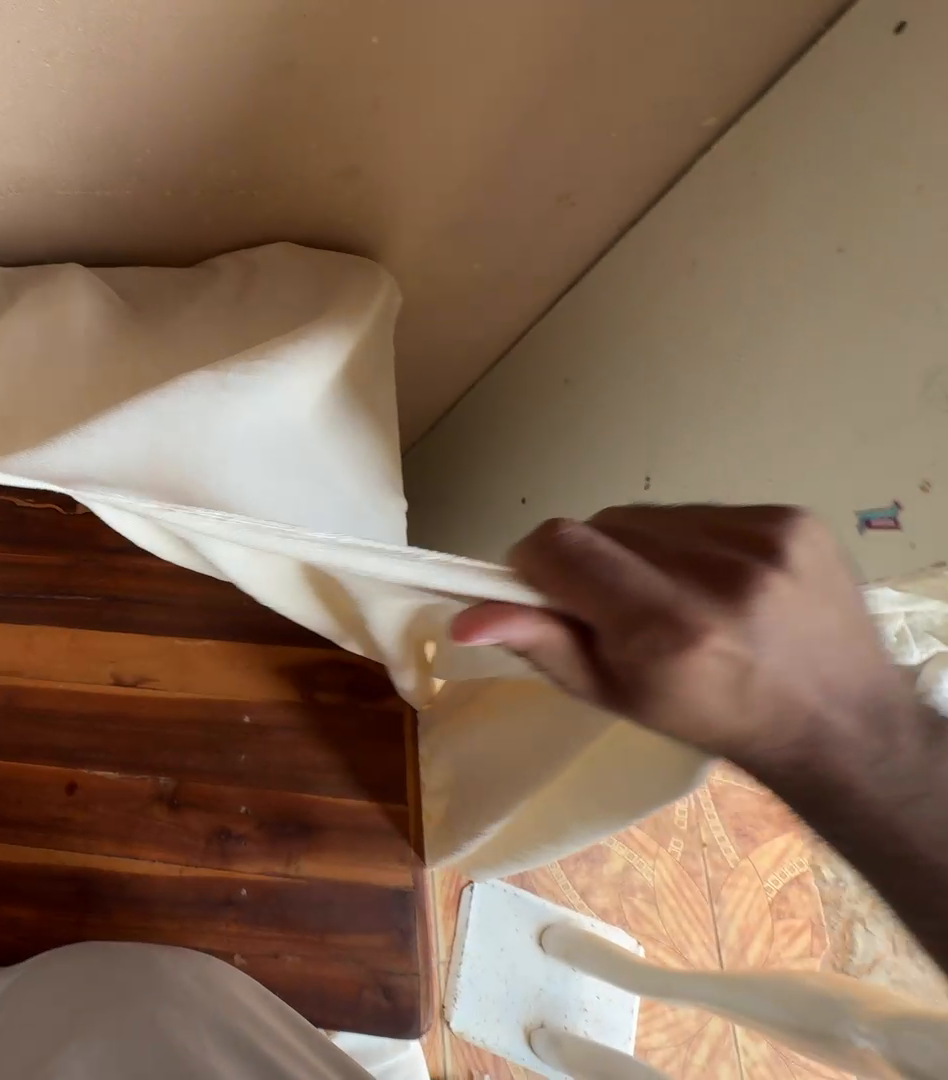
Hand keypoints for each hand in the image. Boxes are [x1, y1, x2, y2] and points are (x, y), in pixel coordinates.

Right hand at [451, 505, 917, 779]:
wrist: (839, 720)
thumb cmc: (702, 712)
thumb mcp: (604, 690)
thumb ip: (536, 642)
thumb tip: (462, 619)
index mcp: (666, 627)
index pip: (556, 545)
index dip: (534, 565)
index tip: (547, 595)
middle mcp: (718, 575)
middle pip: (592, 527)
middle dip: (583, 560)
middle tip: (611, 604)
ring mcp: (763, 540)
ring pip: (636, 517)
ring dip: (628, 548)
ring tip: (663, 591)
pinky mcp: (793, 518)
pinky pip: (688, 510)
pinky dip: (676, 540)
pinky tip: (705, 578)